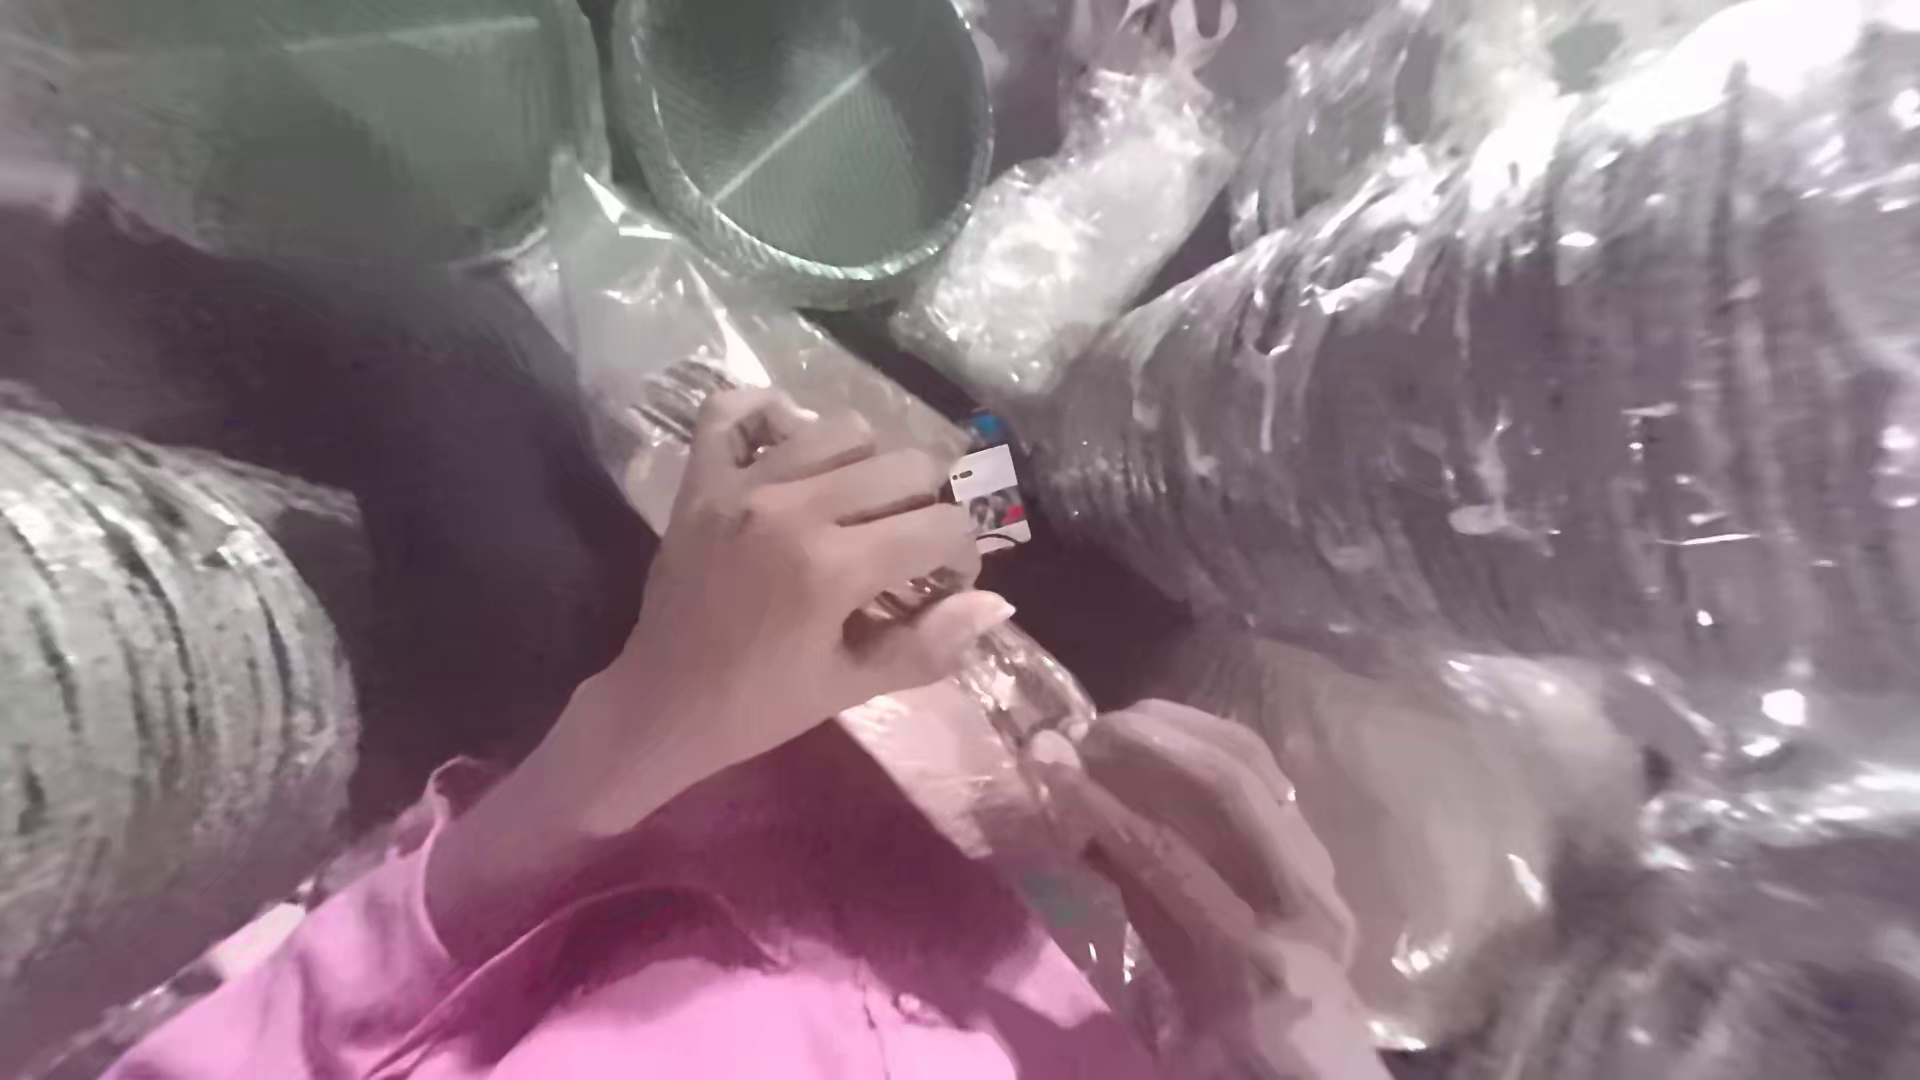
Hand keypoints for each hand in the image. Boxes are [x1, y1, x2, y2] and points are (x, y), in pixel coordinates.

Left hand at [583, 388, 1012, 814]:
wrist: (660, 706)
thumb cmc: (761, 705)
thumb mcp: (853, 687)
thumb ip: (931, 644)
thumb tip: (999, 602)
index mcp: (832, 569)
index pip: (942, 527)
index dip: (964, 555)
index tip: (948, 583)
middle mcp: (792, 509)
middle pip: (907, 465)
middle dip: (933, 506)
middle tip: (914, 546)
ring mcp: (741, 485)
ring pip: (844, 427)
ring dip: (873, 464)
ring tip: (864, 506)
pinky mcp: (702, 479)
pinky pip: (737, 410)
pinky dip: (771, 414)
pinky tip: (793, 445)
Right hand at [1031, 701, 1385, 1079]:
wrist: (1317, 1069)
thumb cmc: (1226, 1044)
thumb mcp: (1162, 986)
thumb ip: (1125, 893)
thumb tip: (1069, 814)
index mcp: (1258, 962)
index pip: (1166, 855)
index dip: (1099, 804)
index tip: (1050, 769)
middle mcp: (1305, 899)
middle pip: (1226, 783)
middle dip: (1146, 742)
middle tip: (1088, 732)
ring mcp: (1320, 862)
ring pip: (1248, 757)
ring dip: (1176, 726)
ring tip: (1121, 720)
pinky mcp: (1316, 839)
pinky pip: (1258, 764)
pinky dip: (1205, 737)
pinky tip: (1165, 731)